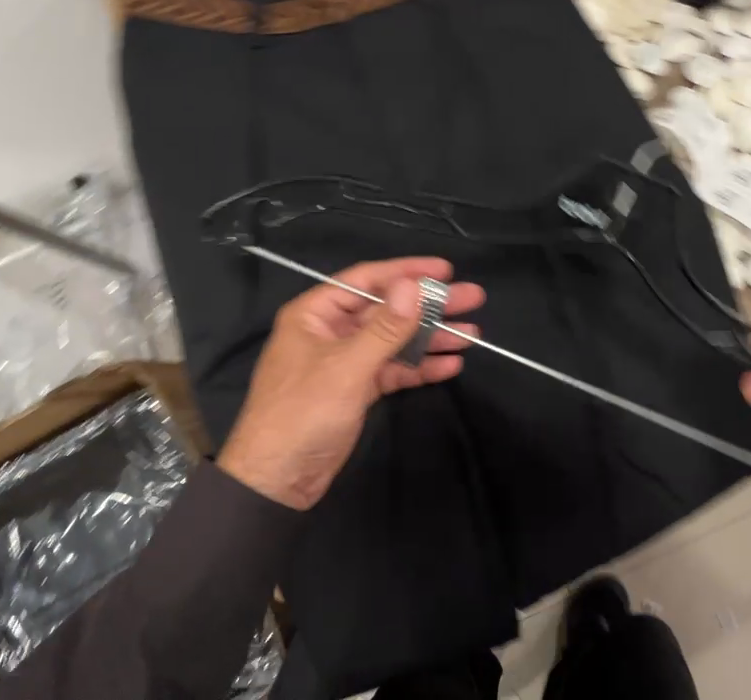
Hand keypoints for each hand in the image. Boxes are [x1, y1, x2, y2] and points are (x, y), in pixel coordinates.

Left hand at [217, 257, 482, 509]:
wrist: (276, 481)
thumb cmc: (303, 413)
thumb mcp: (346, 368)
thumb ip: (384, 328)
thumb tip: (414, 286)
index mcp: (315, 314)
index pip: (367, 281)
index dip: (407, 272)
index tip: (447, 270)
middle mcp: (331, 331)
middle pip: (388, 310)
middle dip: (430, 306)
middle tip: (473, 298)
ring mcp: (345, 361)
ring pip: (395, 340)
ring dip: (432, 338)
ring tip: (473, 334)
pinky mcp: (357, 390)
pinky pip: (394, 369)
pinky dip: (420, 367)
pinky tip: (451, 365)